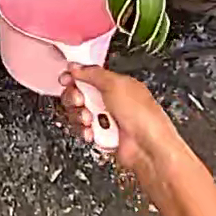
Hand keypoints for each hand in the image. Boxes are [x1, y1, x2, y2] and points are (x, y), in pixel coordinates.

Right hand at [59, 64, 185, 176]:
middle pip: (78, 93)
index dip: (74, 77)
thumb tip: (75, 66)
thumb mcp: (115, 85)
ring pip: (77, 112)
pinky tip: (92, 132)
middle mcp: (110, 100)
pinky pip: (82, 129)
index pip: (88, 75)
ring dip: (79, 115)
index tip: (67, 79)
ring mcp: (105, 118)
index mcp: (116, 84)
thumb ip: (92, 73)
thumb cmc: (142, 116)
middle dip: (74, 97)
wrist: (148, 149)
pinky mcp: (102, 135)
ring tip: (89, 119)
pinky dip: (85, 131)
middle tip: (80, 101)